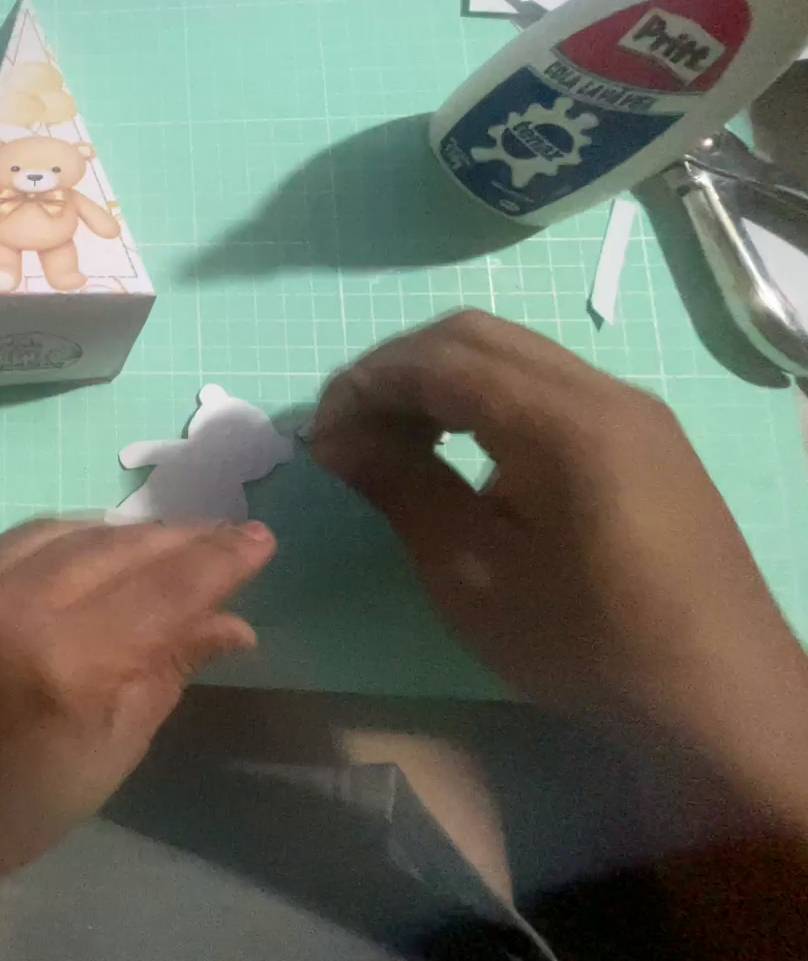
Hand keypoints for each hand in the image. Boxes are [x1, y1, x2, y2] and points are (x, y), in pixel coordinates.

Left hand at [0, 518, 272, 882]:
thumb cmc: (20, 802)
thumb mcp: (113, 750)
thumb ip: (168, 671)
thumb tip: (234, 621)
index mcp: (63, 664)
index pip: (159, 592)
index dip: (216, 561)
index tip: (260, 537)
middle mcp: (12, 605)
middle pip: (113, 550)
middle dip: (177, 538)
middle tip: (226, 534)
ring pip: (66, 530)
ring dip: (124, 532)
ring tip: (173, 539)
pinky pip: (21, 540)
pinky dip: (71, 536)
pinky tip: (101, 545)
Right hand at [308, 311, 807, 799]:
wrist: (715, 697)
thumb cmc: (580, 638)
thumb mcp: (466, 568)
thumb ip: (399, 484)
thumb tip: (333, 439)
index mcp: (565, 426)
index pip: (436, 363)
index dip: (361, 389)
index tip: (318, 441)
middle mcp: (602, 394)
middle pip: (466, 336)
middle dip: (386, 372)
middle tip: (344, 430)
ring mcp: (624, 409)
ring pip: (497, 350)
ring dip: (423, 379)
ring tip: (381, 437)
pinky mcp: (629, 432)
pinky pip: (528, 379)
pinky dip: (465, 393)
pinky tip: (440, 442)